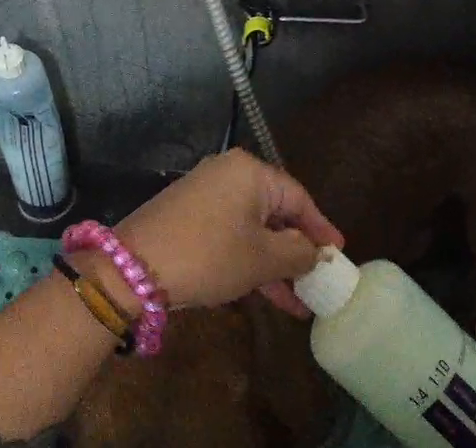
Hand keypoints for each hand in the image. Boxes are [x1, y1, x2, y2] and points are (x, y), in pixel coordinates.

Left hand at [111, 148, 343, 316]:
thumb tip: (314, 251)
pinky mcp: (189, 216)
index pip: (299, 198)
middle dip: (297, 251)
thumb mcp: (263, 259)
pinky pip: (231, 234)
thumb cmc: (209, 255)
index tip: (340, 254)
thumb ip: (298, 253)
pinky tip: (269, 294)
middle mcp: (227, 174)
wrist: (135, 267)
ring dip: (275, 263)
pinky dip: (250, 259)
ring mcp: (205, 194)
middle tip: (320, 281)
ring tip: (299, 302)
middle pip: (275, 212)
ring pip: (253, 228)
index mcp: (250, 172)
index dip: (321, 229)